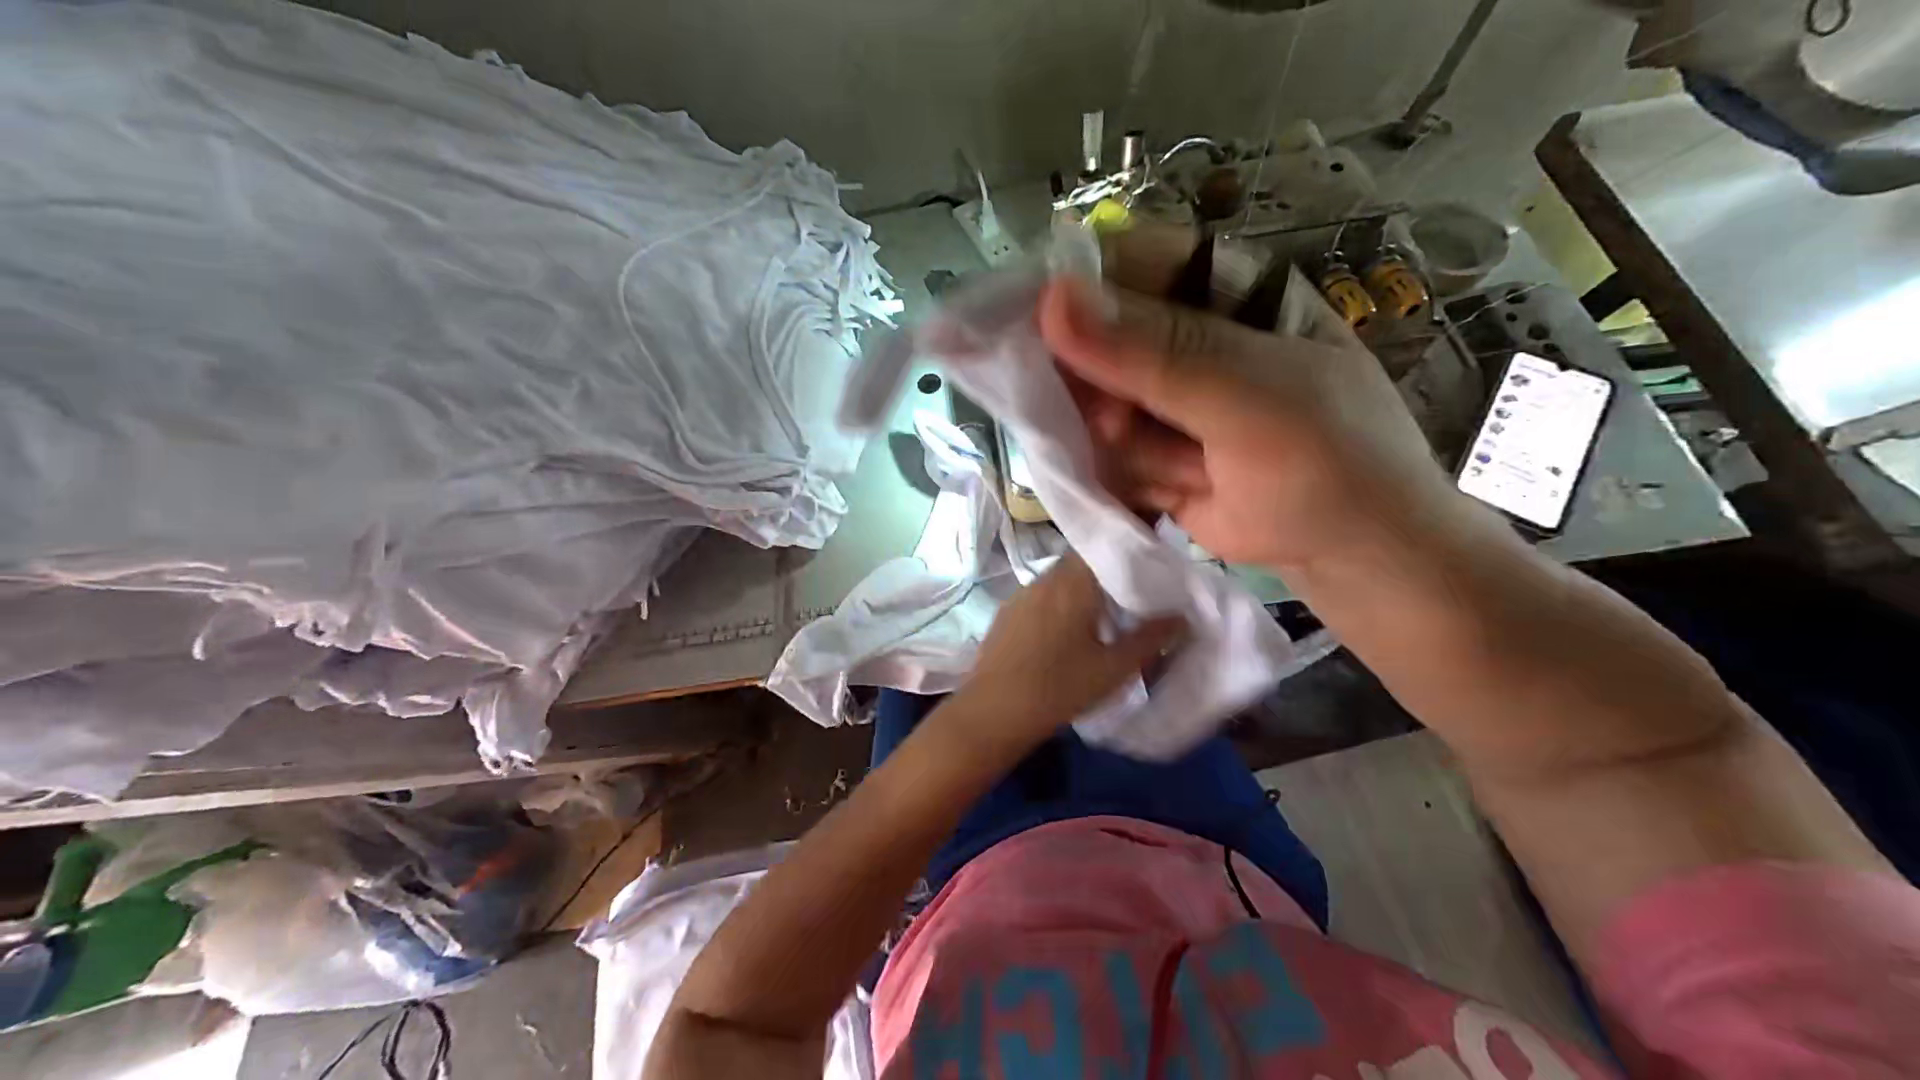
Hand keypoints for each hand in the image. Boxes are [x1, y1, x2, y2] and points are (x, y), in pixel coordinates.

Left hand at [938, 554, 1181, 759]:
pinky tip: (1066, 631)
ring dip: (1079, 590)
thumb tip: (1181, 617)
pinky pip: (1040, 597)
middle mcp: (1043, 579)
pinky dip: (1058, 604)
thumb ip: (1150, 639)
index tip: (1147, 561)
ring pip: (1058, 580)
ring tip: (1102, 615)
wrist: (994, 712)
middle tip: (1129, 595)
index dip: (1124, 549)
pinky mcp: (1005, 614)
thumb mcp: (1113, 669)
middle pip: (1079, 563)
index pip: (1101, 545)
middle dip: (1104, 574)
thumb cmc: (1059, 688)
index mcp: (1072, 582)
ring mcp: (1020, 595)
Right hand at [1039, 272, 1487, 573]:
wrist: (1351, 556)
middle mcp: (1185, 339)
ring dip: (1132, 447)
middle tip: (1125, 425)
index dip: (1073, 288)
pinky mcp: (1149, 450)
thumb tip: (1051, 299)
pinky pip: (1101, 453)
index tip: (1034, 327)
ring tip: (1190, 470)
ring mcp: (1163, 400)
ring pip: (1091, 406)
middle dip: (1106, 393)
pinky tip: (1179, 491)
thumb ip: (1154, 353)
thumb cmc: (1330, 461)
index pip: (1126, 264)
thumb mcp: (1249, 397)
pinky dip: (1132, 477)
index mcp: (1224, 291)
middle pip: (1093, 341)